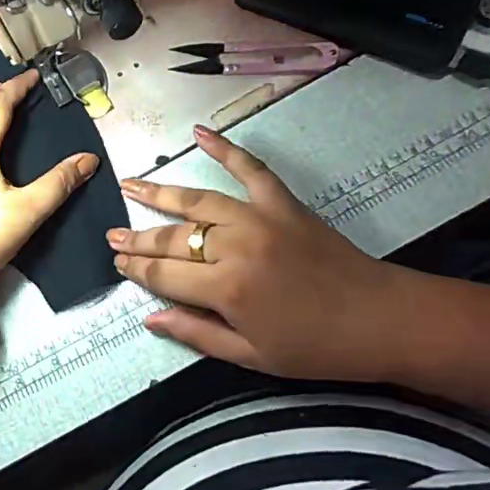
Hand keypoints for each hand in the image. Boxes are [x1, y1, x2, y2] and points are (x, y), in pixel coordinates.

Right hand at [109, 125, 402, 379]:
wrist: (378, 318)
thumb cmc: (315, 347)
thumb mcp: (252, 356)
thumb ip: (197, 334)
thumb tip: (150, 319)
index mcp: (225, 290)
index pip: (164, 276)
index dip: (136, 271)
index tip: (116, 264)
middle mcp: (235, 246)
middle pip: (174, 238)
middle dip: (138, 239)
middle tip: (111, 235)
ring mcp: (260, 218)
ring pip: (199, 201)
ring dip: (161, 194)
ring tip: (130, 186)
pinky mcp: (283, 203)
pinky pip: (250, 169)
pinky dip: (226, 148)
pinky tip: (200, 133)